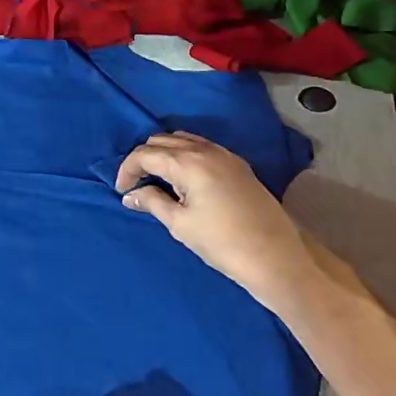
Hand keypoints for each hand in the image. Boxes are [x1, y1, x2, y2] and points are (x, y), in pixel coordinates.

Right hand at [116, 132, 312, 305]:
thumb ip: (153, 202)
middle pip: (164, 140)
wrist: (274, 255)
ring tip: (157, 182)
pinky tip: (184, 180)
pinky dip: (185, 156)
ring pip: (184, 140)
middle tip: (137, 185)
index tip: (121, 190)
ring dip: (166, 154)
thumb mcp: (181, 224)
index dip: (128, 169)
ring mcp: (225, 154)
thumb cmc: (222, 243)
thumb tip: (131, 195)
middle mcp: (206, 149)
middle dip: (145, 158)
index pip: (146, 153)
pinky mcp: (238, 164)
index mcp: (188, 162)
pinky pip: (202, 148)